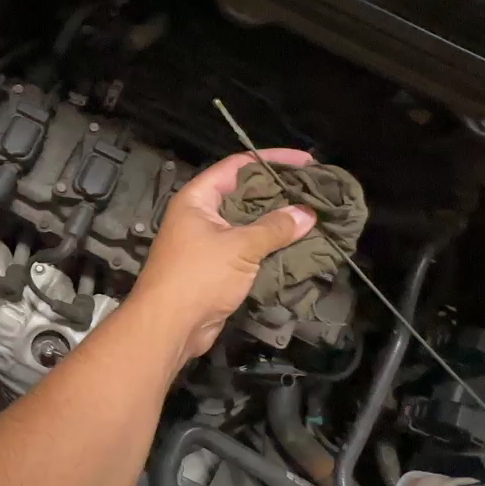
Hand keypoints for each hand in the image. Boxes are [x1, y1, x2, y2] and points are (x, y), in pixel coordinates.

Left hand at [130, 149, 317, 359]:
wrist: (169, 326)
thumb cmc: (198, 276)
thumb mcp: (239, 247)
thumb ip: (274, 228)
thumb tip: (307, 213)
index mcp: (197, 199)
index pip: (237, 166)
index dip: (271, 159)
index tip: (306, 161)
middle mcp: (201, 215)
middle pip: (245, 194)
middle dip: (279, 192)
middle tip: (315, 190)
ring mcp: (208, 243)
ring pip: (248, 224)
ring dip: (277, 222)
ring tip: (314, 215)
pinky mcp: (217, 268)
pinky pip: (247, 249)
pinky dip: (270, 246)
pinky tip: (298, 245)